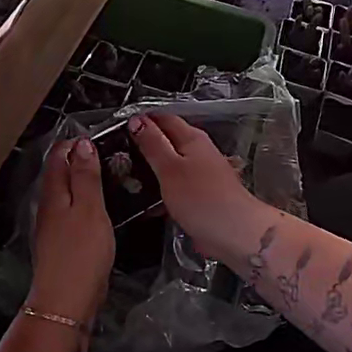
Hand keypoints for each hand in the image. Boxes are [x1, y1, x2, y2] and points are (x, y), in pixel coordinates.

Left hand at [29, 138, 113, 321]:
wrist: (68, 301)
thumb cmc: (80, 253)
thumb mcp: (89, 208)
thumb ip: (86, 176)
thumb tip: (81, 144)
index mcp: (53, 193)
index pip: (59, 156)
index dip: (76, 142)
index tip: (102, 134)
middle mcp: (50, 206)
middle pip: (63, 173)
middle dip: (83, 159)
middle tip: (113, 151)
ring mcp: (56, 226)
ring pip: (70, 192)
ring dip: (88, 180)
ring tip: (115, 174)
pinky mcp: (66, 242)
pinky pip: (77, 211)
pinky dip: (90, 201)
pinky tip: (106, 206)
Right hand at [129, 113, 265, 260]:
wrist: (235, 232)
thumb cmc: (202, 198)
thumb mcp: (170, 168)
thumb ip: (153, 143)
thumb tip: (137, 119)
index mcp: (192, 138)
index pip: (163, 118)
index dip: (142, 120)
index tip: (118, 127)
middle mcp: (199, 152)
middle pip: (167, 141)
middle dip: (144, 145)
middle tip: (116, 154)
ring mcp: (202, 174)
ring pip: (170, 165)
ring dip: (151, 170)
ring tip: (124, 177)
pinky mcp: (201, 195)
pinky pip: (175, 186)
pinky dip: (161, 190)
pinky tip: (146, 202)